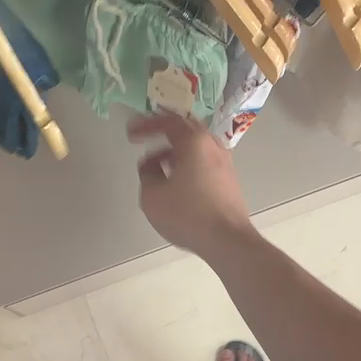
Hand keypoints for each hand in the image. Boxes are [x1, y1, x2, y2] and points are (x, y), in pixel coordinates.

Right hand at [129, 111, 256, 255]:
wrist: (227, 239)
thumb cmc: (187, 215)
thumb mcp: (152, 196)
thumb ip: (146, 173)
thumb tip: (151, 165)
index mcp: (194, 141)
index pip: (168, 121)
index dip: (146, 125)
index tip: (131, 134)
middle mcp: (212, 145)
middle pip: (186, 131)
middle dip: (164, 137)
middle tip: (147, 145)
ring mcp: (224, 163)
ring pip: (196, 149)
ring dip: (176, 154)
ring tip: (159, 170)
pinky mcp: (229, 181)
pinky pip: (204, 164)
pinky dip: (188, 166)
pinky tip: (178, 185)